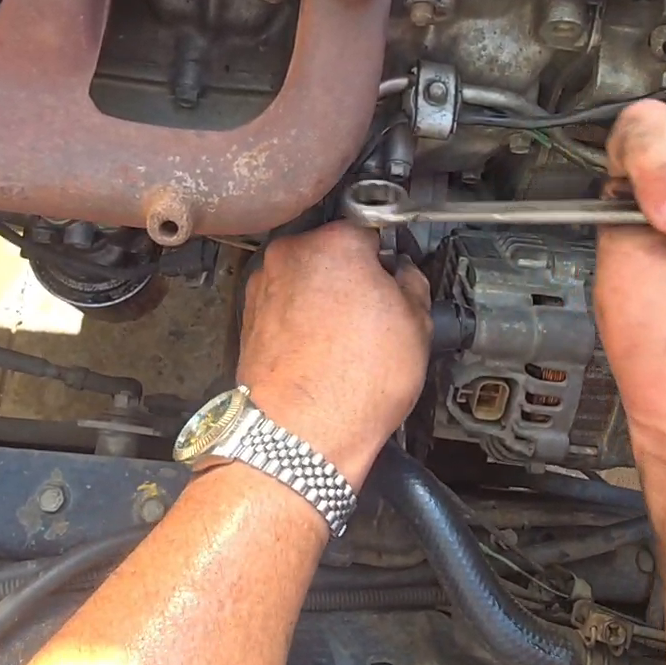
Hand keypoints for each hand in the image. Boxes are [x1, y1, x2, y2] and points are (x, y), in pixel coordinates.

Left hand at [237, 222, 431, 487]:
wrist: (300, 434)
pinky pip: (285, 305)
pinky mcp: (248, 316)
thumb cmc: (353, 385)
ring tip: (348, 340)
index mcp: (336, 243)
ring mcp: (264, 284)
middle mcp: (292, 254)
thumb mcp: (417, 327)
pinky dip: (302, 319)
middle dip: (355, 276)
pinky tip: (322, 350)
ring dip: (325, 297)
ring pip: (307, 278)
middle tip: (377, 314)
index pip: (372, 230)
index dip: (390, 257)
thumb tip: (405, 277)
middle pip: (334, 251)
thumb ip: (413, 285)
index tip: (396, 276)